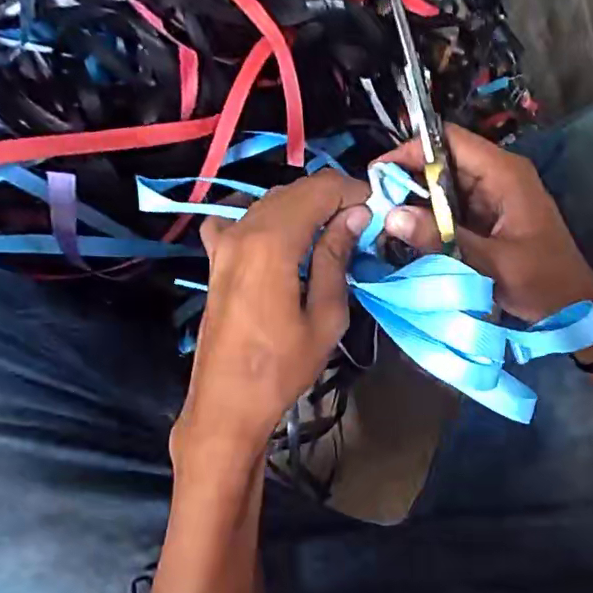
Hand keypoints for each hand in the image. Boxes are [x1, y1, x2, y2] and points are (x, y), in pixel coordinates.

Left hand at [175, 170, 371, 456]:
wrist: (228, 402)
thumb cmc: (283, 367)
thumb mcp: (325, 317)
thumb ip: (336, 260)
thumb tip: (354, 217)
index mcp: (272, 242)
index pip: (318, 190)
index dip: (352, 192)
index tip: (378, 209)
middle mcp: (242, 230)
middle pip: (293, 190)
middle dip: (331, 198)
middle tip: (362, 222)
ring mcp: (223, 244)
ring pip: (269, 202)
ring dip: (304, 208)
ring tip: (332, 233)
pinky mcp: (215, 260)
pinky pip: (240, 220)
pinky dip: (266, 219)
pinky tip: (281, 239)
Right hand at [381, 126, 592, 324]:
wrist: (574, 307)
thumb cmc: (543, 281)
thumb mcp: (490, 262)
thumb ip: (441, 239)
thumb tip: (392, 216)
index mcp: (505, 174)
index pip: (450, 142)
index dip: (412, 151)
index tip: (377, 174)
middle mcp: (498, 177)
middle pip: (443, 163)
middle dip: (408, 180)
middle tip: (374, 204)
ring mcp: (493, 198)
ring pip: (444, 188)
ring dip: (417, 203)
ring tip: (383, 221)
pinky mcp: (488, 220)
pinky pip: (452, 210)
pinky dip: (431, 221)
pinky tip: (407, 235)